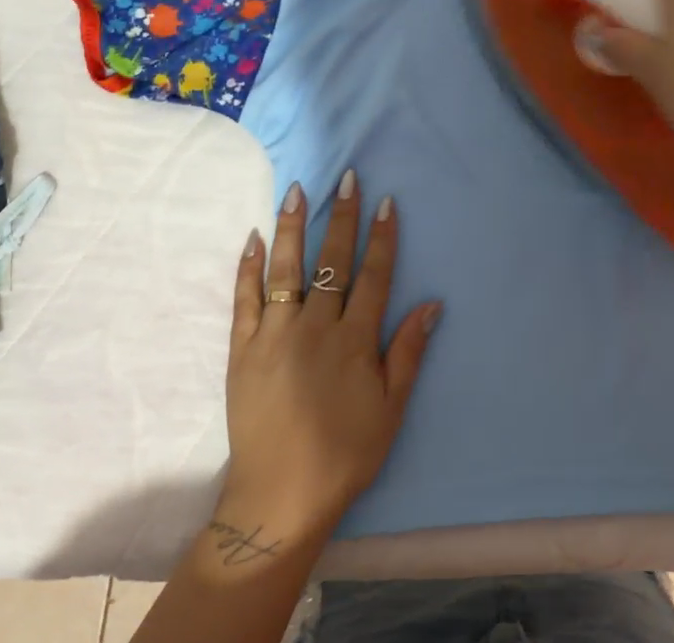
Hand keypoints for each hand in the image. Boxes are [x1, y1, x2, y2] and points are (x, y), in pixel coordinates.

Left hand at [219, 175, 440, 548]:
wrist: (280, 494)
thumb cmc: (345, 454)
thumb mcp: (391, 409)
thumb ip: (407, 353)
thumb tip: (431, 304)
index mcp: (354, 341)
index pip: (373, 276)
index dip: (382, 238)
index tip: (385, 203)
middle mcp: (315, 327)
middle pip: (331, 262)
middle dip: (341, 218)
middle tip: (345, 178)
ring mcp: (274, 334)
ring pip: (285, 269)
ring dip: (293, 227)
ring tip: (297, 191)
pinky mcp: (242, 349)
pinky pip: (245, 298)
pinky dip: (249, 266)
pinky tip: (254, 238)